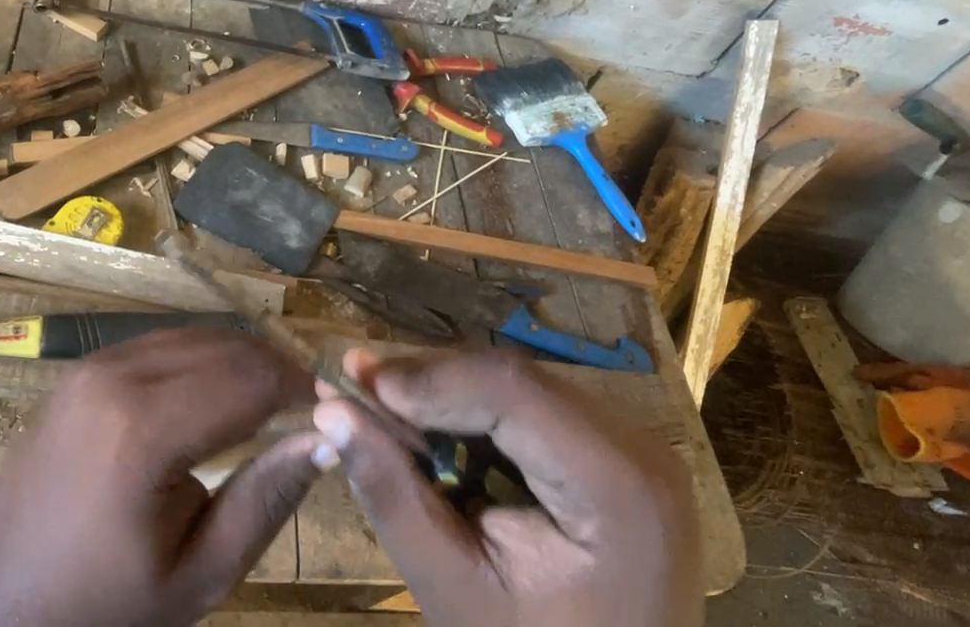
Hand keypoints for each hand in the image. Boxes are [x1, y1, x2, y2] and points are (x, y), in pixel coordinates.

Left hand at [0, 328, 326, 626]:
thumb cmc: (102, 605)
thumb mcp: (198, 575)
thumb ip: (266, 499)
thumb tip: (328, 436)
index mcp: (143, 429)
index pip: (251, 378)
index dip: (302, 386)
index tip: (334, 409)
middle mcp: (115, 377)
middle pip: (225, 347)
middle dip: (276, 369)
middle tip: (310, 408)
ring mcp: (91, 367)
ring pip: (193, 336)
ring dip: (240, 360)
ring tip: (272, 402)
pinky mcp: (80, 371)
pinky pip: (158, 344)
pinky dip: (200, 359)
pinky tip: (216, 395)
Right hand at [313, 348, 701, 626]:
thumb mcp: (453, 591)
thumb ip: (392, 496)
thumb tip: (329, 410)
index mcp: (618, 488)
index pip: (511, 391)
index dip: (427, 377)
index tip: (351, 382)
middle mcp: (640, 448)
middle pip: (514, 381)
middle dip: (427, 382)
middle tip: (351, 386)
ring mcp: (636, 446)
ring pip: (518, 386)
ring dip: (444, 393)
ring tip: (379, 407)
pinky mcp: (619, 452)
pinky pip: (533, 408)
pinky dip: (474, 413)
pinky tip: (430, 429)